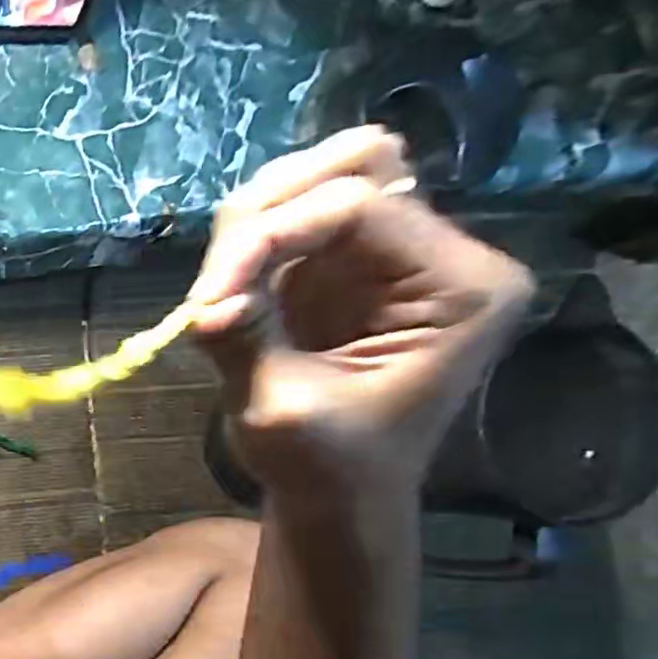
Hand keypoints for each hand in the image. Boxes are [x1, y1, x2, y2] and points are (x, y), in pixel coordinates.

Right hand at [187, 126, 533, 498]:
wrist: (336, 494)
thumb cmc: (326, 465)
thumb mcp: (281, 412)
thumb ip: (246, 345)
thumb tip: (201, 307)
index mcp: (456, 286)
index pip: (360, 207)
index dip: (268, 238)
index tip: (206, 300)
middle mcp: (434, 254)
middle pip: (356, 164)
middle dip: (268, 212)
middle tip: (214, 281)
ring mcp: (384, 258)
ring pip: (319, 181)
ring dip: (253, 223)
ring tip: (217, 286)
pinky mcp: (339, 272)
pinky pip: (289, 222)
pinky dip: (246, 245)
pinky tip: (225, 288)